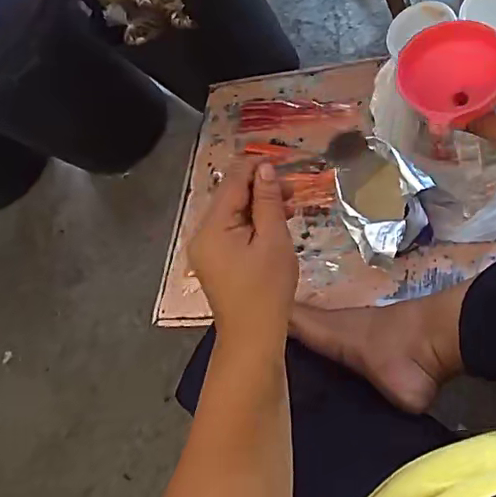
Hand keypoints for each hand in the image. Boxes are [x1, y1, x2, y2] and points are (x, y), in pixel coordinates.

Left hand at [190, 158, 298, 337]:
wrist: (253, 334)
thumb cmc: (267, 287)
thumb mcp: (274, 240)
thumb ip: (268, 202)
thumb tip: (265, 170)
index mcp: (212, 227)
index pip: (232, 183)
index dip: (255, 168)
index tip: (282, 161)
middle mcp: (202, 234)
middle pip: (231, 197)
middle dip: (260, 187)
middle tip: (293, 187)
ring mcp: (207, 248)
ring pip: (234, 213)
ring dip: (259, 204)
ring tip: (290, 203)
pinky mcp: (216, 259)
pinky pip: (233, 229)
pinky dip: (254, 222)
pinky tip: (275, 222)